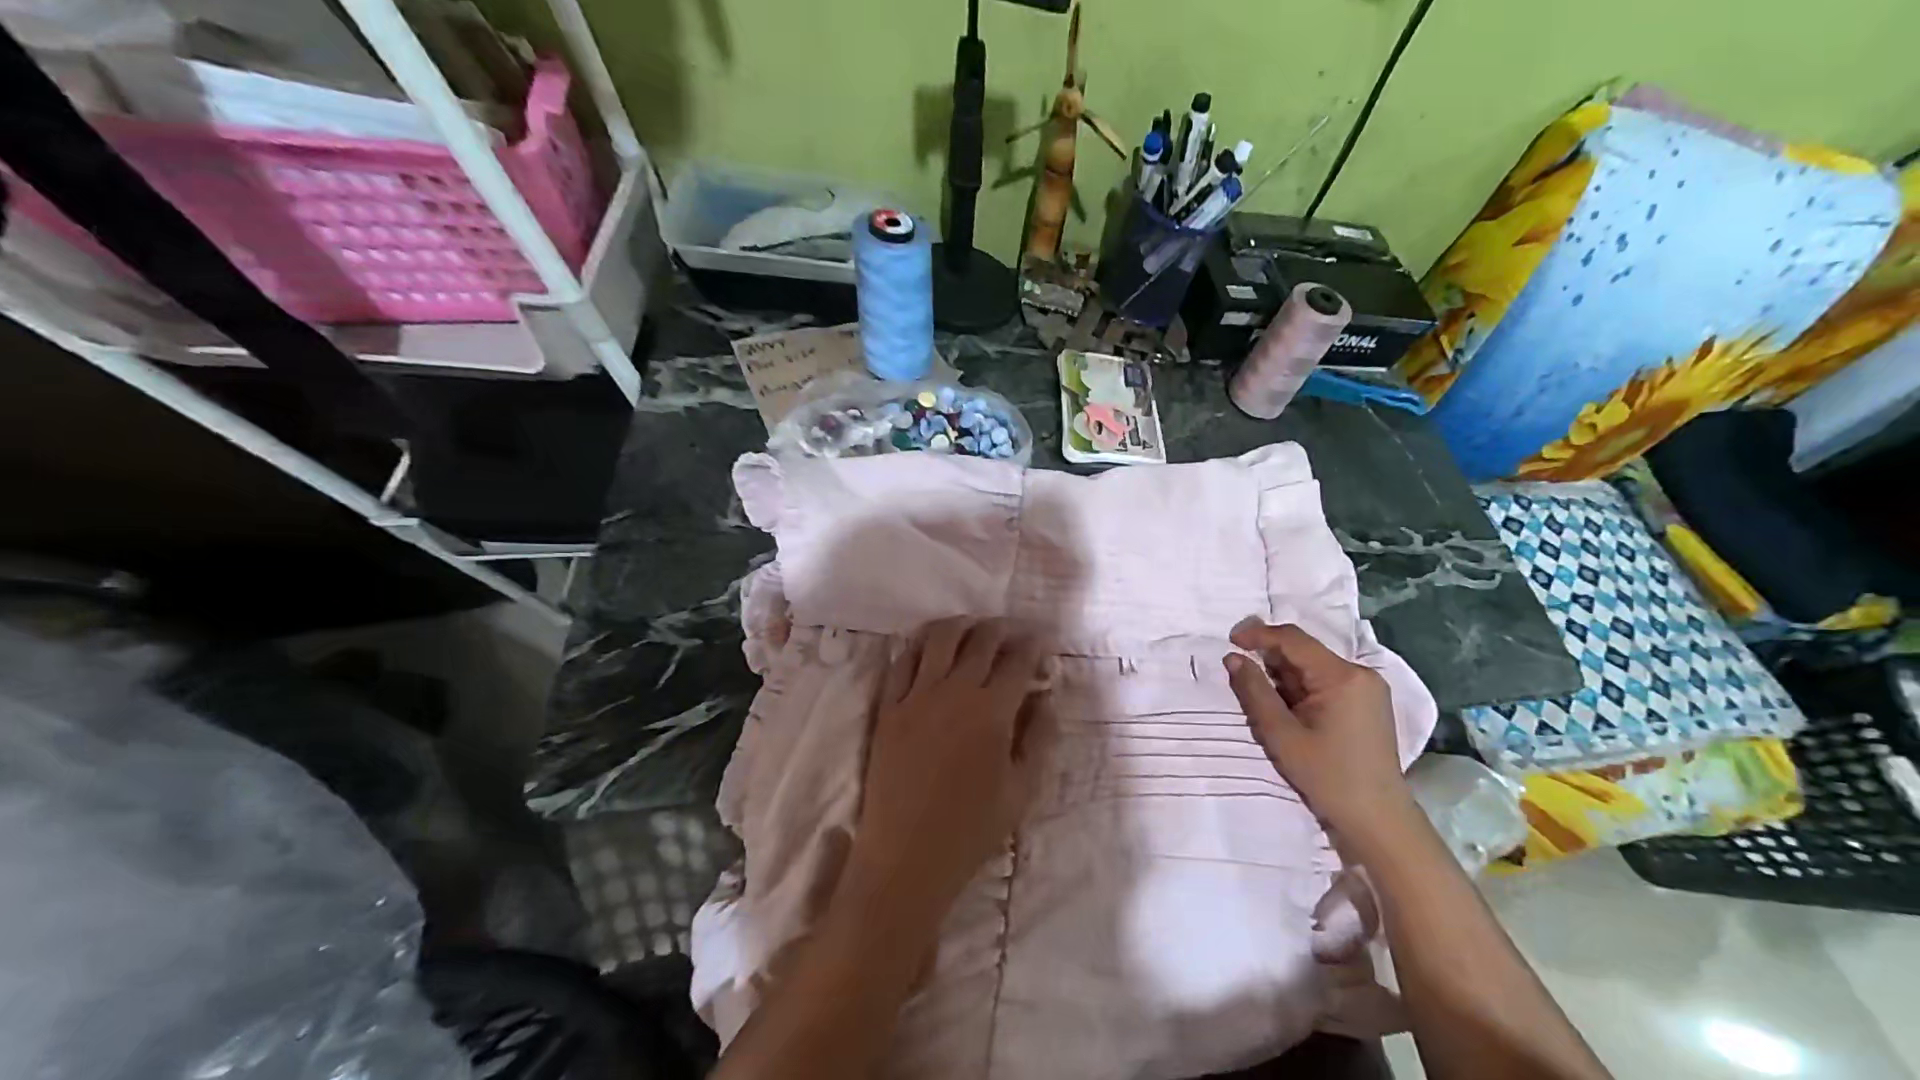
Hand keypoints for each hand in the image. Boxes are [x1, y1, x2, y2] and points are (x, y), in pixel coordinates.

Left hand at [842, 617, 1046, 925]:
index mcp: (992, 712)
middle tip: (1014, 631)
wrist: (906, 855)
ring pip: (939, 638)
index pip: (1017, 661)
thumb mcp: (1022, 789)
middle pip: (981, 640)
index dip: (1034, 645)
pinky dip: (920, 644)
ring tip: (974, 627)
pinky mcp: (888, 707)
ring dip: (962, 625)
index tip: (1043, 640)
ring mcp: (916, 696)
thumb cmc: (971, 829)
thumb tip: (1046, 695)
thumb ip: (1039, 736)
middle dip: (1003, 628)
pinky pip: (903, 661)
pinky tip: (931, 646)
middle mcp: (954, 692)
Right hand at [1223, 620, 1411, 837]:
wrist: (1376, 819)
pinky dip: (1301, 688)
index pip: (1293, 639)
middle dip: (1270, 659)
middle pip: (1304, 652)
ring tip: (1265, 701)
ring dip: (1284, 677)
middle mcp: (1360, 674)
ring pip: (1313, 667)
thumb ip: (1254, 691)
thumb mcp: (1280, 733)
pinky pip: (1326, 682)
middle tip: (1241, 675)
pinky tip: (1288, 709)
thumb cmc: (1327, 776)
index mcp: (1342, 676)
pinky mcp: (1368, 703)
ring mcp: (1368, 688)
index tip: (1229, 640)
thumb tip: (1233, 658)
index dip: (1258, 634)